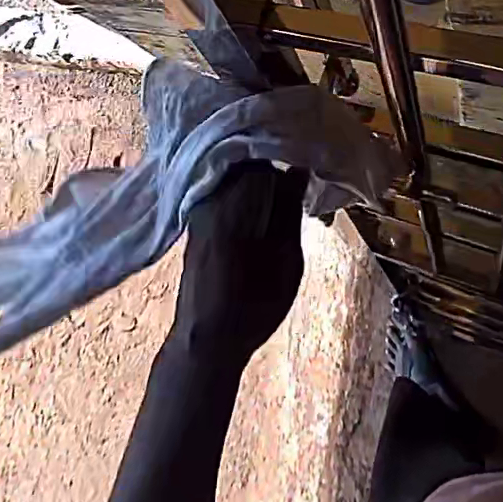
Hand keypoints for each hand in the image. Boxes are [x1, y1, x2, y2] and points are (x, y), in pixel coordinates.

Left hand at [172, 163, 307, 360]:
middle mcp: (212, 195)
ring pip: (236, 176)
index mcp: (235, 200)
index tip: (306, 176)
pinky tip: (259, 214)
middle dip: (273, 172)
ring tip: (281, 204)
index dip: (289, 161)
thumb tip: (298, 167)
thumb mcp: (287, 258)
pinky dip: (244, 195)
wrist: (205, 342)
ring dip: (259, 184)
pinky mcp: (196, 220)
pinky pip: (224, 190)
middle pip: (249, 163)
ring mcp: (200, 206)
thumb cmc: (253, 305)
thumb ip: (290, 208)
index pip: (266, 158)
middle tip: (298, 193)